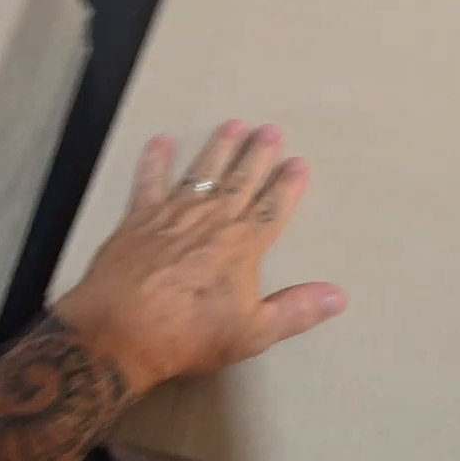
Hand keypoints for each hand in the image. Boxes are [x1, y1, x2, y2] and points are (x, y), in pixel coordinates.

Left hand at [53, 121, 346, 390]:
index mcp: (242, 246)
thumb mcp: (252, 333)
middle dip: (258, 154)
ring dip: (219, 148)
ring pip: (203, 172)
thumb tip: (339, 295)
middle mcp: (212, 220)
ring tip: (233, 125)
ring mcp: (173, 215)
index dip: (288, 185)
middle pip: (241, 180)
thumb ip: (296, 311)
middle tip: (270, 129)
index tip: (299, 162)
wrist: (120, 332)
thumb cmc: (189, 336)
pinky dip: (155, 160)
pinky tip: (161, 140)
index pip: (273, 208)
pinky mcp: (139, 218)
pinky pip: (149, 181)